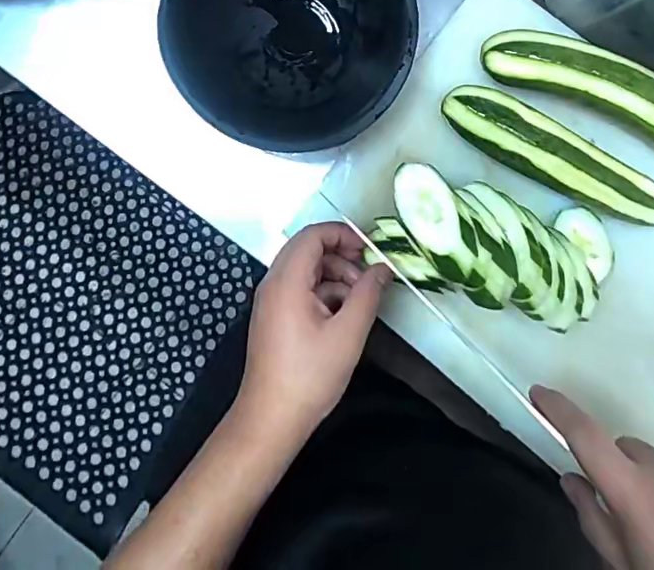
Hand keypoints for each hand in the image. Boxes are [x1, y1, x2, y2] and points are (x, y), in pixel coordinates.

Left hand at [234, 223, 392, 443]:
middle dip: (341, 254)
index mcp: (287, 280)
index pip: (313, 235)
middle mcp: (273, 282)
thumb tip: (383, 268)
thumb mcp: (347, 334)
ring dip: (334, 273)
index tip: (369, 249)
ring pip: (305, 268)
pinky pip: (299, 287)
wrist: (270, 418)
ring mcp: (270, 298)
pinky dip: (323, 290)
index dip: (342, 234)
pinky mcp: (273, 314)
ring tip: (360, 298)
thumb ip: (367, 295)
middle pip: (307, 248)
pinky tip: (343, 313)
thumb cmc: (308, 377)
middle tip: (368, 272)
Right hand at [532, 385, 653, 569]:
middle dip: (612, 465)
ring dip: (647, 489)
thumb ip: (596, 524)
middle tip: (609, 504)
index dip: (559, 410)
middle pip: (627, 449)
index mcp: (636, 494)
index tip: (538, 393)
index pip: (587, 436)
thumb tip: (574, 482)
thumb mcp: (625, 569)